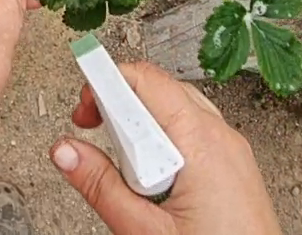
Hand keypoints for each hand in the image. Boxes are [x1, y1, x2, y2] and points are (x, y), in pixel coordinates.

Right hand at [51, 61, 281, 234]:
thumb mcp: (146, 233)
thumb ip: (101, 187)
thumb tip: (66, 151)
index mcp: (201, 143)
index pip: (145, 81)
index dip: (106, 83)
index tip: (82, 100)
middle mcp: (221, 137)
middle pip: (158, 89)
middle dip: (119, 103)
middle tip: (92, 130)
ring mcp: (232, 150)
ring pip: (175, 107)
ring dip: (141, 123)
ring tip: (122, 161)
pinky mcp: (235, 166)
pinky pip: (193, 130)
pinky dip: (164, 138)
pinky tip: (152, 173)